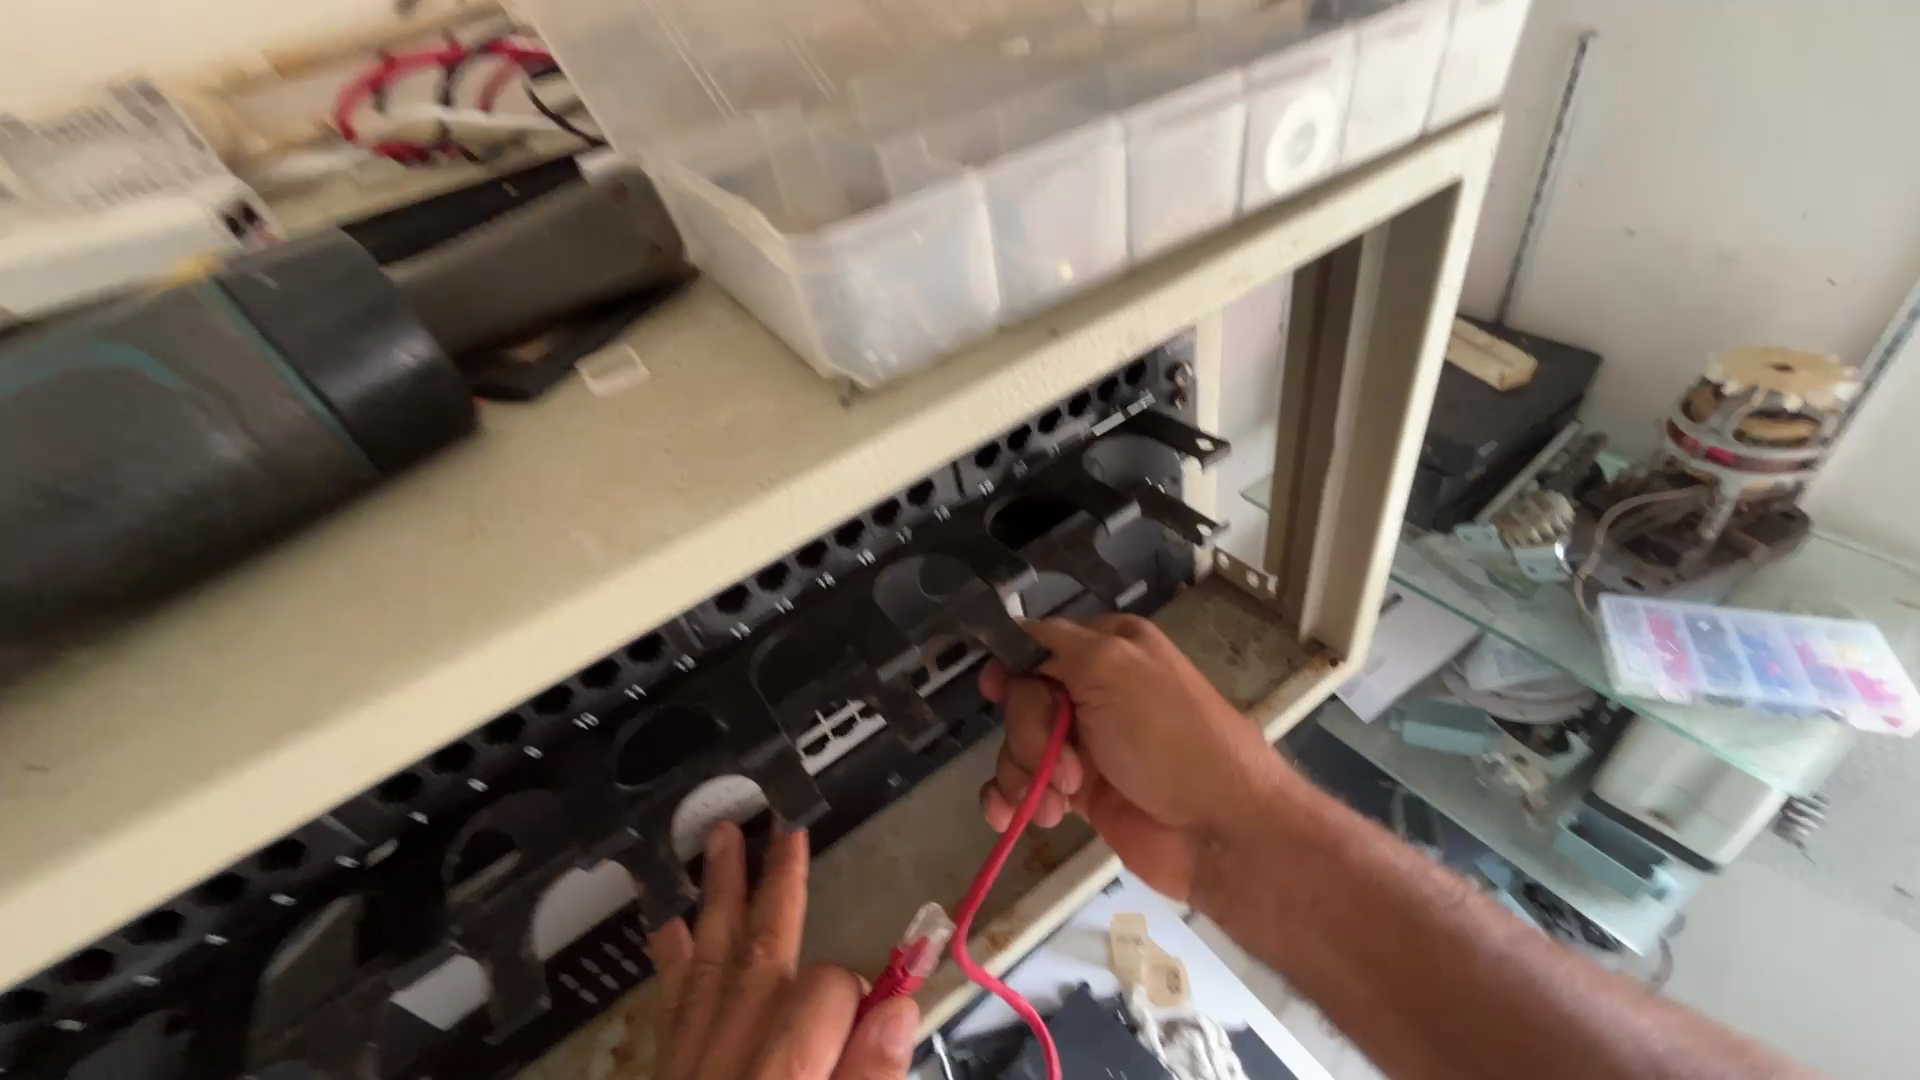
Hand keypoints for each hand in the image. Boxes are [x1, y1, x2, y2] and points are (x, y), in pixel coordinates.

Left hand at [647, 821, 919, 1079]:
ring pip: (710, 965)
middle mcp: (729, 1058)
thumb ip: (870, 1077)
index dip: (857, 989)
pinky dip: (674, 961)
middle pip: (758, 955)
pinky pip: (670, 1008)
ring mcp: (689, 1066)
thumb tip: (898, 1006)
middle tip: (785, 829)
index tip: (880, 1010)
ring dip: (719, 897)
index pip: (825, 989)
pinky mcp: (668, 1073)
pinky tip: (671, 924)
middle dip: (776, 886)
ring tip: (721, 840)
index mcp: (784, 1072)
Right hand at [979, 615, 1284, 903]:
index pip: (1037, 645)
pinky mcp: (1079, 792)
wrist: (1218, 831)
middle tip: (1063, 765)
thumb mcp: (1113, 667)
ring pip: (1016, 744)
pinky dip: (1011, 800)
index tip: (995, 690)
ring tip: (1053, 802)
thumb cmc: (1169, 738)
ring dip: (1022, 774)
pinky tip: (1010, 816)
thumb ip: (1056, 642)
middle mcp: (1095, 690)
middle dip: (1029, 735)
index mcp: (1109, 648)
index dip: (1012, 668)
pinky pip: (1022, 786)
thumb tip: (1011, 632)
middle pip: (1022, 699)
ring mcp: (1086, 743)